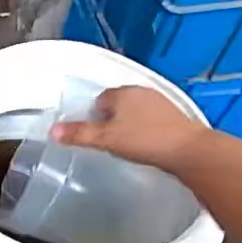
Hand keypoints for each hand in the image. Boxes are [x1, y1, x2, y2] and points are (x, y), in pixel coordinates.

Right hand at [50, 86, 215, 171]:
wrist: (189, 151)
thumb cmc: (144, 141)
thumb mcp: (106, 140)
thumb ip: (79, 134)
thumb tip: (52, 130)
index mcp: (122, 93)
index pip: (99, 100)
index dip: (94, 117)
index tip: (96, 135)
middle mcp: (141, 91)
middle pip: (117, 103)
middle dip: (111, 118)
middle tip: (109, 141)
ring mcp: (160, 102)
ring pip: (135, 110)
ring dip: (129, 123)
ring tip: (127, 144)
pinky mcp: (174, 115)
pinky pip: (151, 118)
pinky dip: (145, 128)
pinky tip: (146, 143)